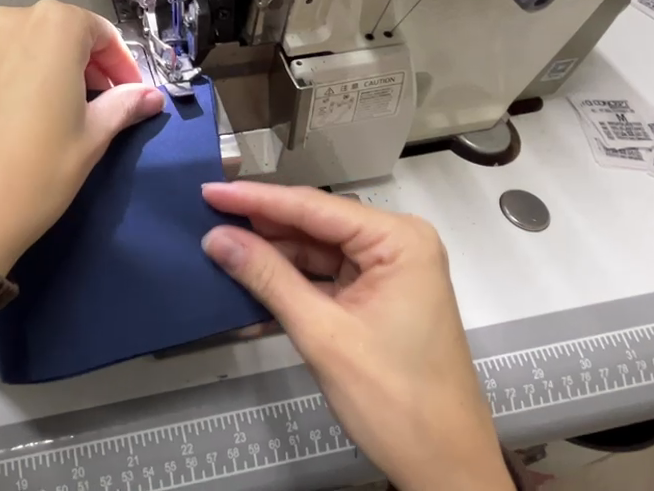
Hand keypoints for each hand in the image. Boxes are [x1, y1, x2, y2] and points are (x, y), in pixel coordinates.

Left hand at [0, 0, 164, 274]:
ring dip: (55, 64)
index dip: (122, 65)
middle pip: (64, 31)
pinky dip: (24, 69)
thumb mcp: (93, 136)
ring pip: (32, 40)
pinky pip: (3, 55)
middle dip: (89, 63)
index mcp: (54, 24)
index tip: (133, 94)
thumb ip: (124, 105)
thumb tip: (152, 96)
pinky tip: (30, 107)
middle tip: (105, 102)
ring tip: (68, 106)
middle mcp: (14, 17)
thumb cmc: (40, 168)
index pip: (102, 34)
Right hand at [200, 183, 509, 490]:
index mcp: (399, 241)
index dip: (256, 199)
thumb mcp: (322, 334)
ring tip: (221, 254)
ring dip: (271, 259)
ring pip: (315, 250)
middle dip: (262, 228)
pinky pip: (324, 276)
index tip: (211, 191)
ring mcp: (388, 271)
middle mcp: (397, 244)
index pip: (313, 207)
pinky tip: (250, 285)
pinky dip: (289, 283)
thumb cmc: (398, 403)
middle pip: (314, 225)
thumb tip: (218, 238)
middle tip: (208, 219)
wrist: (445, 471)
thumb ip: (267, 278)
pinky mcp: (378, 296)